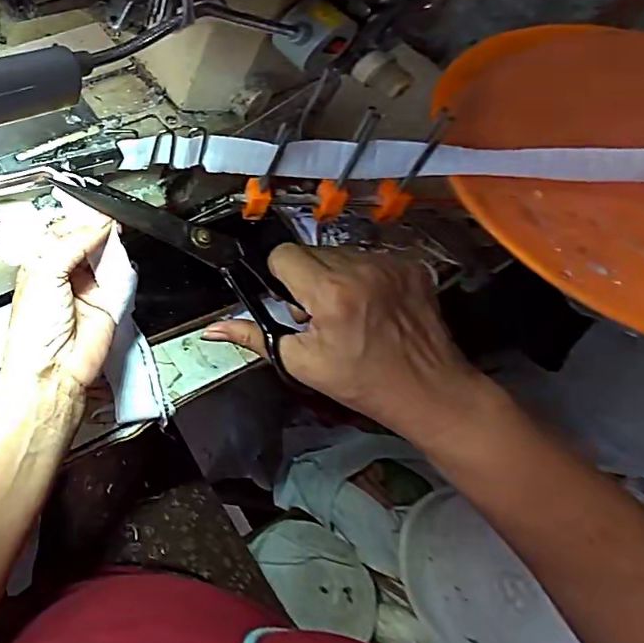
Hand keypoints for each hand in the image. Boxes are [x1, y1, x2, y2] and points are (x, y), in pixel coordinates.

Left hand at [0, 219, 122, 408]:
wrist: (52, 371)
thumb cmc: (32, 333)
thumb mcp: (45, 271)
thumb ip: (71, 243)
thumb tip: (95, 223)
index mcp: (40, 266)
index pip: (61, 232)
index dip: (77, 219)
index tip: (91, 208)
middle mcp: (63, 275)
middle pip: (86, 241)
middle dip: (96, 229)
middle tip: (104, 219)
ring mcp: (87, 289)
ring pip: (105, 256)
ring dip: (110, 245)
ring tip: (111, 237)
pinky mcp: (108, 304)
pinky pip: (121, 278)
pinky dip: (123, 267)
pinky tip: (119, 259)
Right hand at [201, 245, 490, 442]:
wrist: (430, 391)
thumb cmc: (362, 382)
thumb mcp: (300, 363)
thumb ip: (253, 337)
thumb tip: (213, 329)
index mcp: (329, 293)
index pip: (282, 255)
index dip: (278, 276)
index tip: (289, 300)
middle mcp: (361, 269)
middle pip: (309, 251)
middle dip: (304, 276)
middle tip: (318, 313)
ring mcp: (390, 264)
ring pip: (337, 251)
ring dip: (332, 274)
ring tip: (345, 309)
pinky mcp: (411, 266)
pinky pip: (367, 256)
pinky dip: (361, 275)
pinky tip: (369, 303)